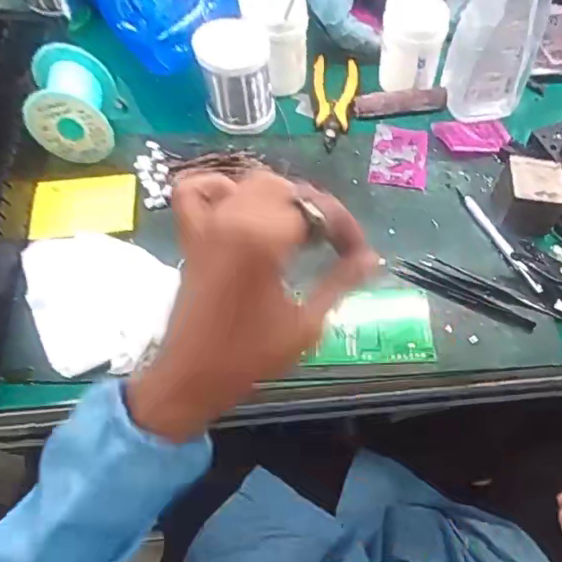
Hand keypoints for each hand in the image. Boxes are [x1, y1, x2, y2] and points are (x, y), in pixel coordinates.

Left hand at [126, 171, 376, 441]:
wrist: (191, 377)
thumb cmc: (249, 357)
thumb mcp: (305, 324)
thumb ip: (339, 283)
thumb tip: (371, 259)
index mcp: (263, 238)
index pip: (316, 210)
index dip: (344, 228)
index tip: (360, 255)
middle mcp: (233, 217)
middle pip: (285, 189)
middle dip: (315, 210)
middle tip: (331, 244)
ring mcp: (207, 224)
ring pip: (250, 183)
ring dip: (278, 198)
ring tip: (295, 230)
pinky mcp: (190, 236)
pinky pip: (196, 190)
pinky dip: (218, 190)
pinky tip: (239, 209)